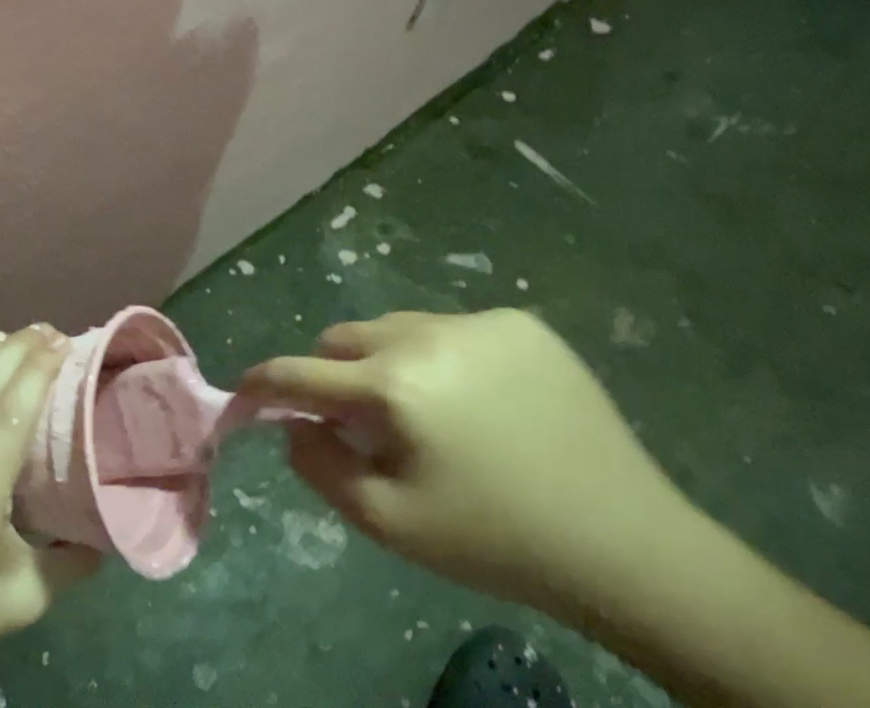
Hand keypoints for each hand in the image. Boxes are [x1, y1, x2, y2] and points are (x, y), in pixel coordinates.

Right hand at [242, 309, 692, 609]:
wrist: (625, 544)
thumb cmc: (492, 539)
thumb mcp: (385, 521)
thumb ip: (317, 465)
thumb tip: (294, 424)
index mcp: (391, 386)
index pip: (297, 372)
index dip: (261, 385)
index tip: (245, 396)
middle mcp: (428, 336)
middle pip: (342, 340)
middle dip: (331, 376)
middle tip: (357, 426)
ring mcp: (480, 324)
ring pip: (394, 329)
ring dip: (384, 363)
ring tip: (420, 413)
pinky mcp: (524, 326)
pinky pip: (449, 330)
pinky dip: (438, 358)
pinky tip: (475, 402)